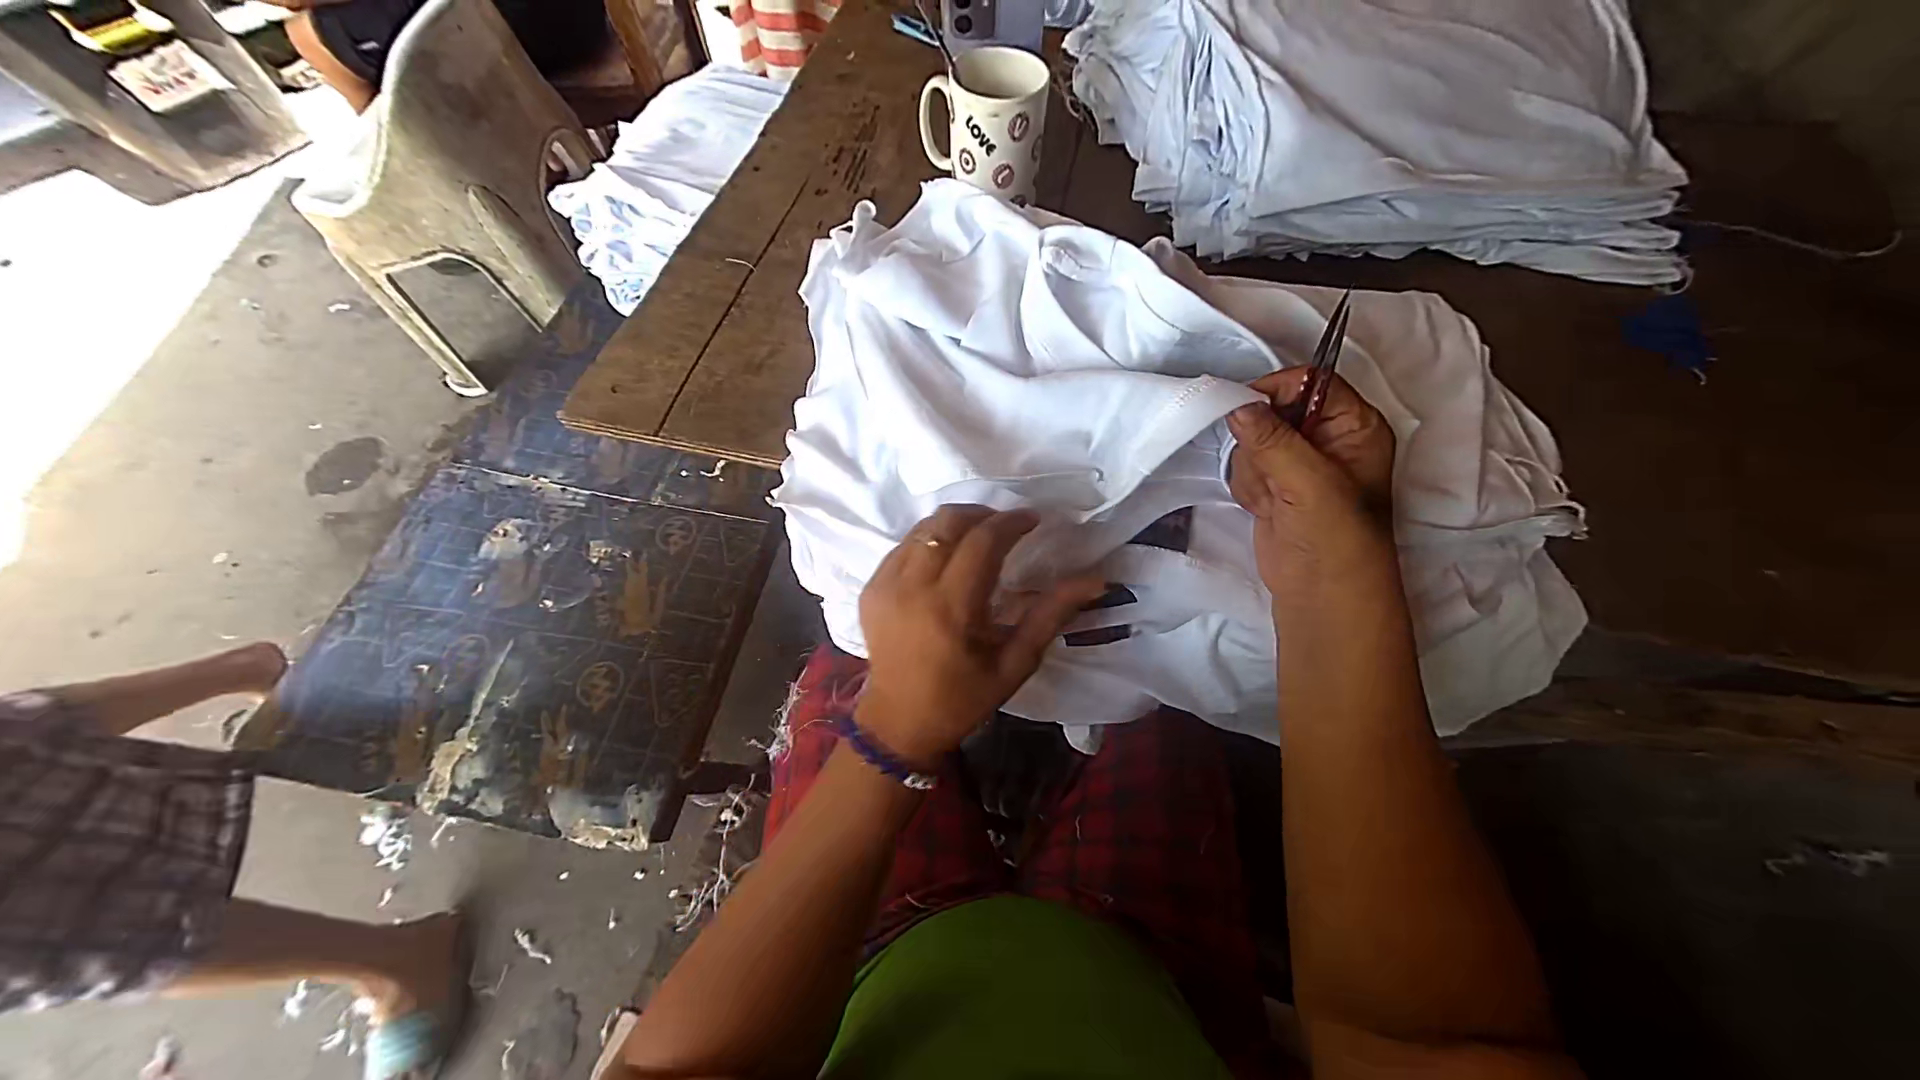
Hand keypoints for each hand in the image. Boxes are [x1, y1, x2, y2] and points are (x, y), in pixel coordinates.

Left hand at [856, 506, 1105, 768]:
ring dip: (955, 523)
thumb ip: (1051, 614)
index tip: (1032, 520)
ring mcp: (885, 585)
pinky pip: (902, 546)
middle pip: (948, 522)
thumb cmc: (963, 698)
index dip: (1011, 522)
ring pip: (922, 528)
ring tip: (978, 537)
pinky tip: (946, 559)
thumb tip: (1095, 580)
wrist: (899, 722)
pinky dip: (928, 541)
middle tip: (1006, 526)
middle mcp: (912, 588)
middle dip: (982, 514)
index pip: (982, 541)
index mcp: (951, 609)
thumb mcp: (1015, 662)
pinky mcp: (870, 588)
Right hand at [1226, 369, 1397, 599]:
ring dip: (1253, 468)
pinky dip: (1248, 485)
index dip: (1278, 391)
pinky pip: (1245, 465)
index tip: (1246, 410)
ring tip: (1273, 498)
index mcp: (1354, 426)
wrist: (1321, 594)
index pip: (1313, 382)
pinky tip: (1265, 507)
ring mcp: (1299, 463)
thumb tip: (1238, 406)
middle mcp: (1328, 438)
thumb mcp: (1310, 483)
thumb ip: (1273, 440)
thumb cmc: (1336, 539)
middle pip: (1274, 408)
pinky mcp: (1275, 485)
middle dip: (1261, 440)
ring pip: (1253, 439)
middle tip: (1272, 471)